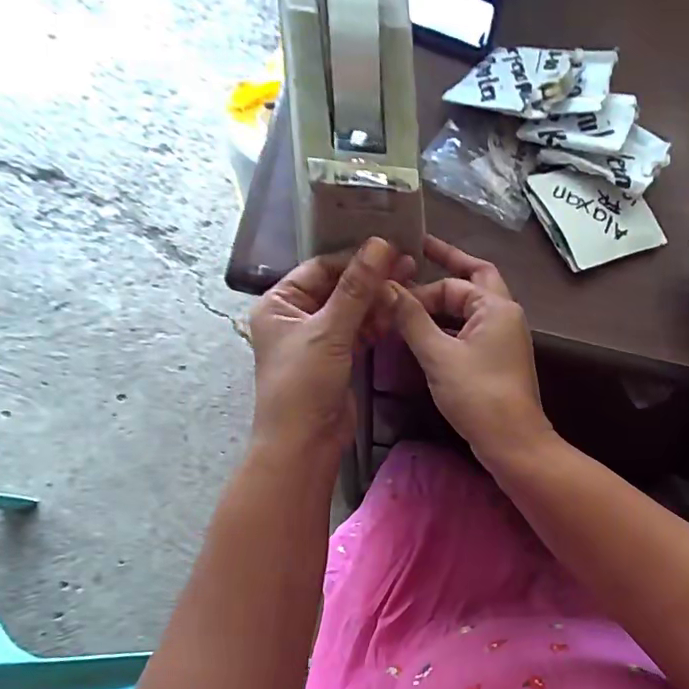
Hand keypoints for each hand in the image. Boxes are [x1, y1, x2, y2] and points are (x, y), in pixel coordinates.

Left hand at [248, 238, 413, 457]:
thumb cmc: (304, 385)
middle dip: (371, 281)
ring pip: (352, 310)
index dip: (355, 259)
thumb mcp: (329, 332)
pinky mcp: (337, 359)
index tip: (391, 251)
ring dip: (377, 303)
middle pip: (339, 288)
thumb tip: (380, 245)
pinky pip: (359, 332)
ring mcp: (318, 339)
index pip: (321, 268)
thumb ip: (356, 289)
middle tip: (409, 268)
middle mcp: (296, 317)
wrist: (305, 443)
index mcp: (280, 303)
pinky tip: (397, 317)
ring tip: (408, 291)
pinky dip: (376, 325)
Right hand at [391, 236, 554, 460]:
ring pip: (469, 310)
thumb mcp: (438, 355)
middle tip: (411, 262)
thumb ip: (411, 319)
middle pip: (472, 283)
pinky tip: (422, 335)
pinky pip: (469, 332)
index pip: (457, 280)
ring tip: (405, 304)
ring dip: (442, 305)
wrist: (512, 442)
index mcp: (497, 307)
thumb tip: (385, 288)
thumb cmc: (478, 395)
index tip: (393, 285)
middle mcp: (505, 316)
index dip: (424, 284)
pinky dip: (447, 328)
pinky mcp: (496, 361)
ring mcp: (503, 340)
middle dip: (444, 272)